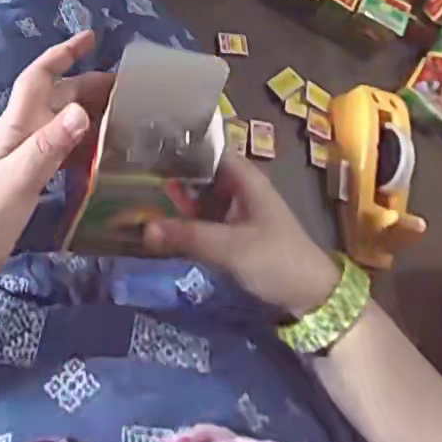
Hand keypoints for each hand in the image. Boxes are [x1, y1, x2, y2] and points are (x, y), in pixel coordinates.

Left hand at [0, 31, 112, 292]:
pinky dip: (87, 143)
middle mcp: (24, 133)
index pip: (40, 77)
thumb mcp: (16, 180)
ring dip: (92, 111)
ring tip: (125, 113)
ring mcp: (28, 156)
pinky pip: (66, 149)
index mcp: (17, 125)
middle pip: (60, 97)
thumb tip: (82, 110)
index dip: (63, 53)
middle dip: (90, 84)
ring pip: (65, 122)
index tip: (90, 38)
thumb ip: (47, 146)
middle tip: (127, 86)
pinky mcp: (33, 178)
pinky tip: (106, 152)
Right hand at [142, 153, 342, 317]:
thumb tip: (144, 229)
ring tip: (134, 193)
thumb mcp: (230, 247)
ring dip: (174, 197)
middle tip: (129, 172)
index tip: (144, 144)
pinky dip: (183, 219)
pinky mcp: (231, 231)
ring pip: (197, 195)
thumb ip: (188, 236)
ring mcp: (234, 209)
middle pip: (198, 171)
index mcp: (242, 176)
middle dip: (169, 172)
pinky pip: (201, 217)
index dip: (178, 144)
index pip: (206, 148)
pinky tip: (158, 221)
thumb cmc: (276, 259)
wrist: (312, 297)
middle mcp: (237, 186)